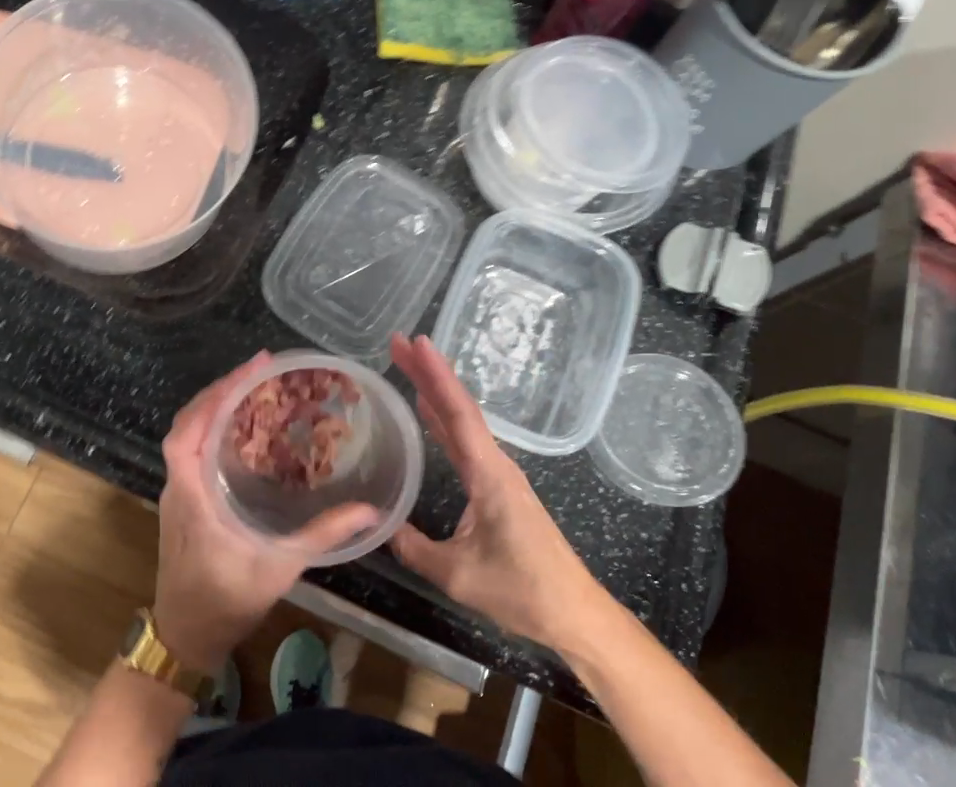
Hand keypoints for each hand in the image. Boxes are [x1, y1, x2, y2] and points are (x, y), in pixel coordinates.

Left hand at [154, 352, 378, 672]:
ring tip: (257, 390)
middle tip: (263, 370)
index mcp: (190, 493)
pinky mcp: (185, 503)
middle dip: (222, 391)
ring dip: (217, 408)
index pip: (190, 427)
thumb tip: (368, 511)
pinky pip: (194, 452)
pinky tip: (246, 431)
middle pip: (189, 422)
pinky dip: (216, 430)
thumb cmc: (224, 601)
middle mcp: (178, 485)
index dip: (216, 394)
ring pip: (190, 436)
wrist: (185, 636)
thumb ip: (321, 536)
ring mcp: (178, 494)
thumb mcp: (278, 567)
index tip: (253, 368)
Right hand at [387, 334, 608, 652]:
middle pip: (459, 408)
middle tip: (397, 344)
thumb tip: (383, 527)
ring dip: (435, 392)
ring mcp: (498, 476)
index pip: (459, 415)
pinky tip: (427, 413)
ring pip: (463, 422)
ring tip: (406, 366)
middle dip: (429, 373)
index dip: (437, 376)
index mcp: (489, 476)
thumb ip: (415, 548)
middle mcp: (496, 466)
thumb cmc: (521, 590)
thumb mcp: (457, 574)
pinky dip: (443, 420)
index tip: (416, 343)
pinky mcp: (497, 490)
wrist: (572, 612)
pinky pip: (466, 443)